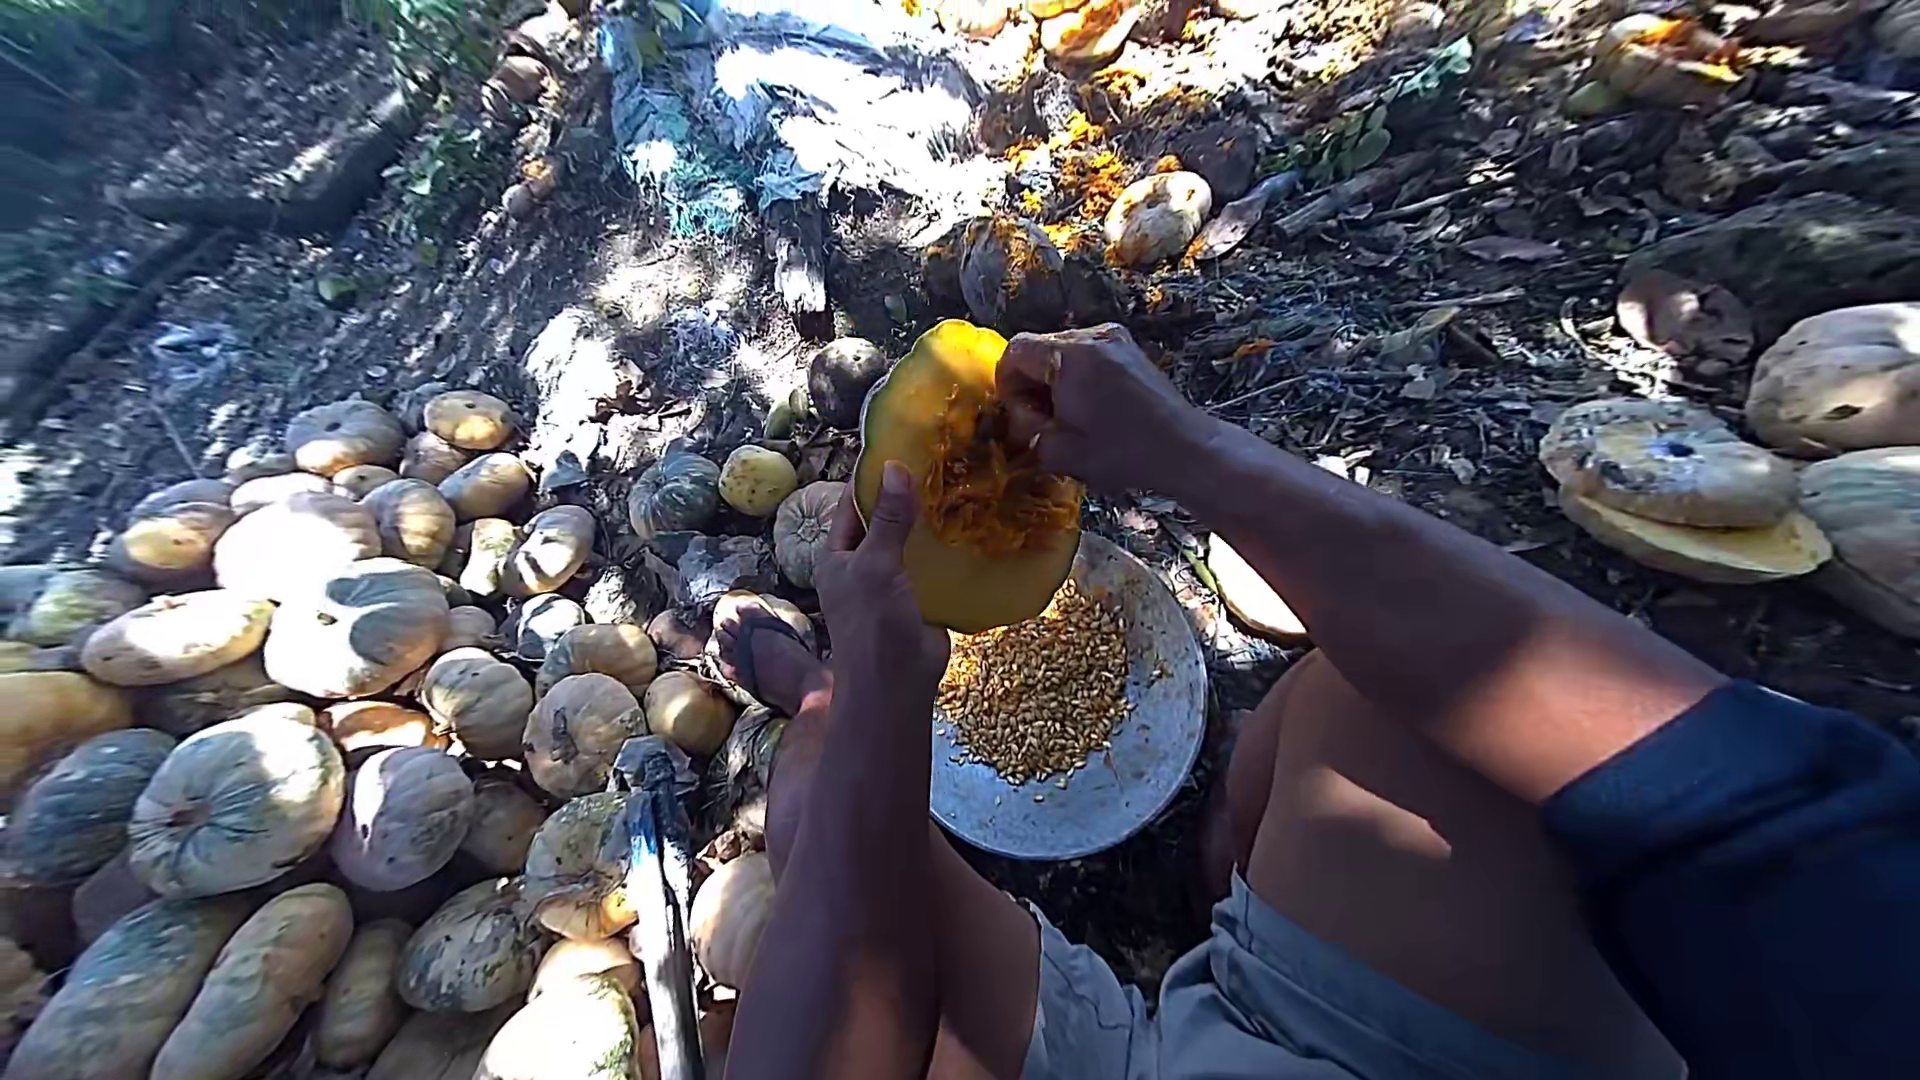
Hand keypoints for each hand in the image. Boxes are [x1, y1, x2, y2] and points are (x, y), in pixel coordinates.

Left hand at [815, 461, 949, 703]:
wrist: (897, 682)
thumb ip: (886, 519)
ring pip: (909, 542)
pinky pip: (930, 564)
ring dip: (927, 522)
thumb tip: (895, 467)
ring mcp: (891, 581)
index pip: (851, 505)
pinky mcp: (919, 595)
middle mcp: (861, 565)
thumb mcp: (875, 564)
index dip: (871, 478)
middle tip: (938, 465)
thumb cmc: (873, 622)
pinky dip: (944, 547)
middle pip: (882, 521)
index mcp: (837, 555)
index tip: (900, 449)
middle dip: (905, 498)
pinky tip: (968, 526)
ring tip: (958, 488)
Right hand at [997, 323, 1213, 493]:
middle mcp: (1092, 337)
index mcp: (1070, 358)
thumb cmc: (1123, 453)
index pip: (1015, 351)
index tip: (1022, 415)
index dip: (1007, 385)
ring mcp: (1113, 339)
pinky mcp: (1127, 349)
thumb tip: (1020, 420)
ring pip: (1059, 352)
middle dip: (1030, 385)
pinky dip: (1074, 378)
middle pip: (1037, 349)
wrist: (1184, 449)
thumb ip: (1027, 431)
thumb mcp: (1061, 452)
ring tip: (1068, 417)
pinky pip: (1084, 355)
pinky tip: (1088, 408)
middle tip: (1044, 422)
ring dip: (1052, 382)